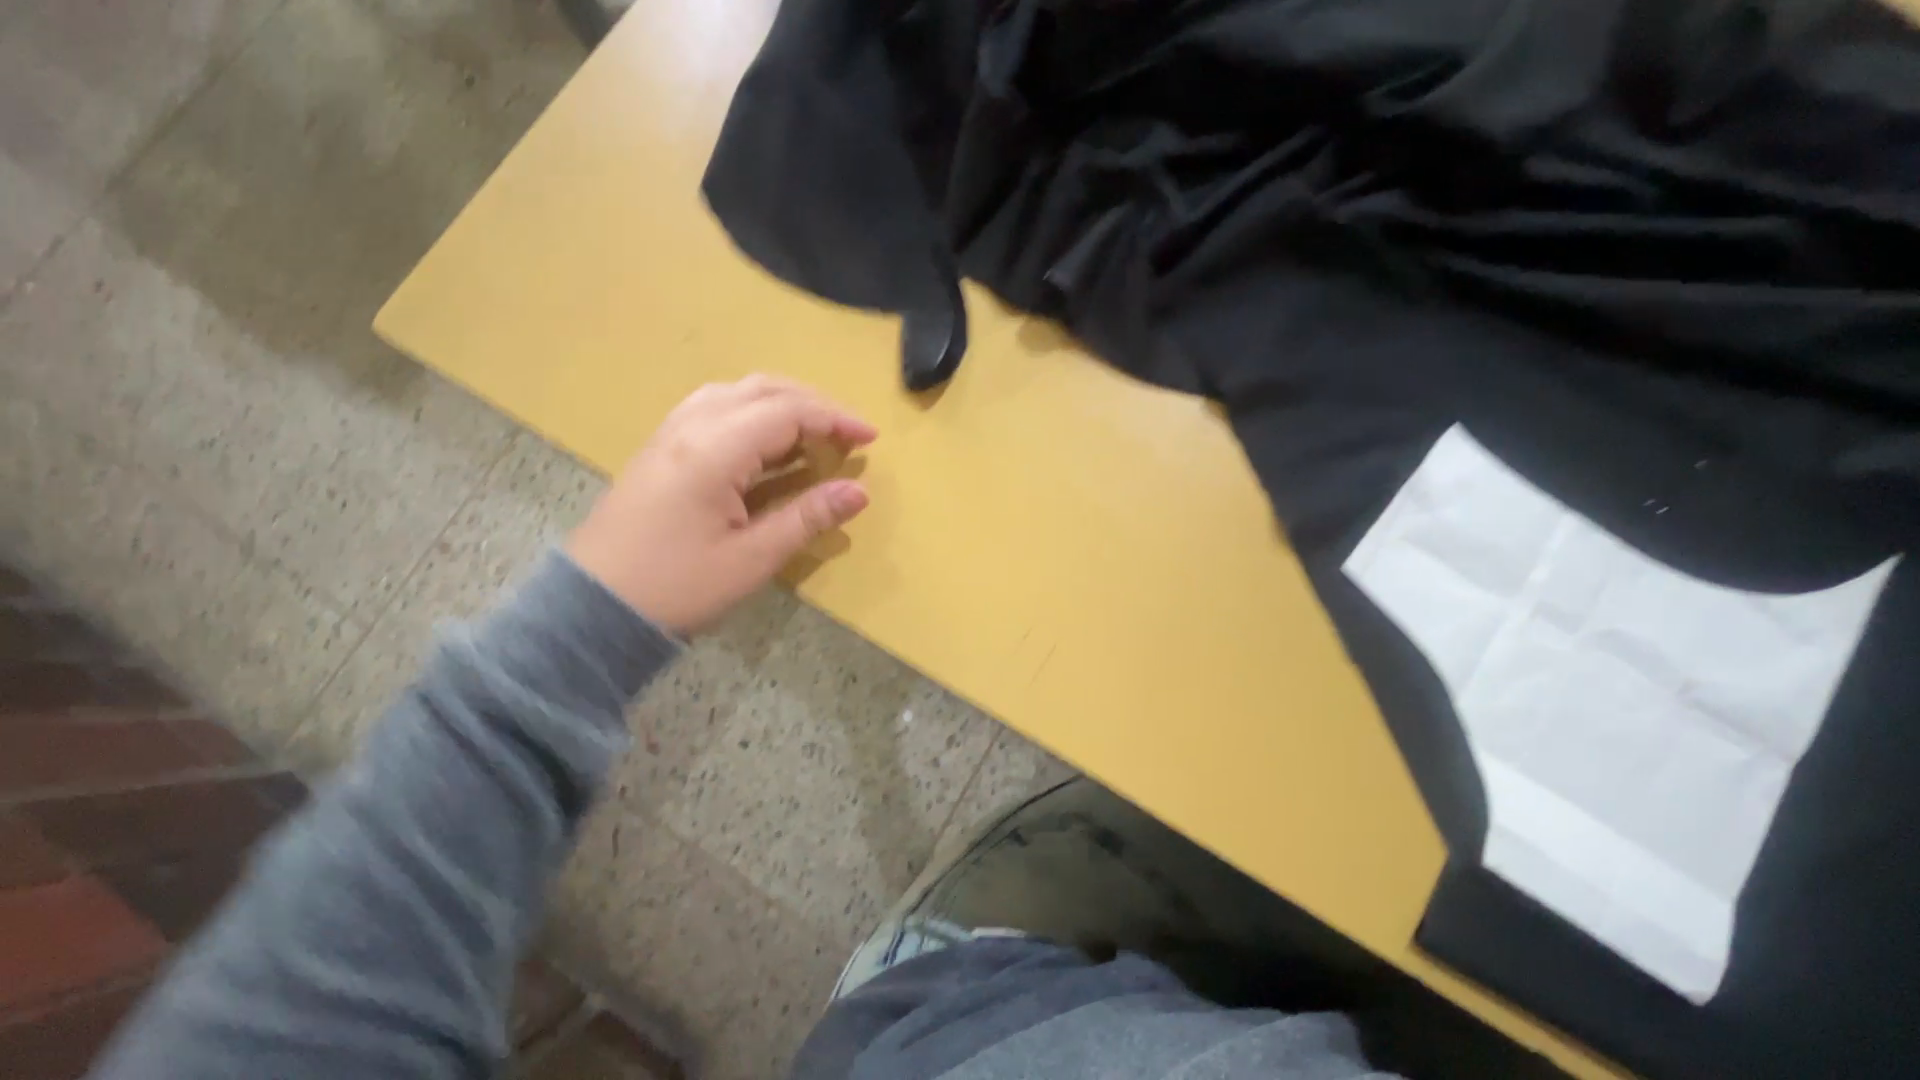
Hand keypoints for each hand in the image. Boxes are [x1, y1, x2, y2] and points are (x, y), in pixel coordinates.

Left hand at [566, 376, 876, 635]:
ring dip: (781, 403)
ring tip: (813, 433)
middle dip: (813, 404)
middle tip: (848, 434)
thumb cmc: (677, 586)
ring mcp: (670, 433)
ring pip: (736, 393)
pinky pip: (714, 407)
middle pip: (763, 389)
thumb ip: (807, 517)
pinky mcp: (660, 448)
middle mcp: (691, 426)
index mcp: (715, 449)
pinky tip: (765, 442)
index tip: (871, 440)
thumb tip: (859, 492)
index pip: (787, 411)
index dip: (835, 420)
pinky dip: (752, 412)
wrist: (593, 607)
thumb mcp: (751, 559)